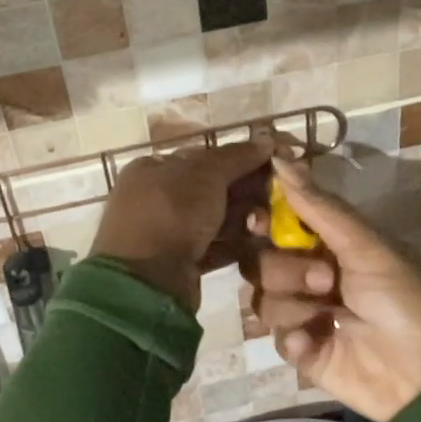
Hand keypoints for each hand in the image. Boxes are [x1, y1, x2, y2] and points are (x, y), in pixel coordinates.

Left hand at [91, 137, 272, 310]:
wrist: (147, 281)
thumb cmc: (171, 212)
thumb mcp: (205, 173)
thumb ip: (236, 156)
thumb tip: (265, 140)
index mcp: (152, 169)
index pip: (202, 157)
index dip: (238, 160)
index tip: (271, 166)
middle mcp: (155, 198)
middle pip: (211, 189)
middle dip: (245, 194)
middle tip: (273, 200)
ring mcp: (165, 232)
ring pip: (214, 219)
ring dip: (243, 220)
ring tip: (263, 225)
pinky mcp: (179, 262)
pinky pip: (213, 246)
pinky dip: (235, 244)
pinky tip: (257, 244)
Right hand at [248, 157, 420, 421]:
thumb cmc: (405, 300)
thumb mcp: (367, 247)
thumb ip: (319, 207)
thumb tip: (279, 156)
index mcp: (330, 245)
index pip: (278, 224)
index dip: (263, 221)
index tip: (258, 221)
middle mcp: (311, 276)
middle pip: (260, 261)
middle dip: (286, 269)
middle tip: (326, 281)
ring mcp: (305, 316)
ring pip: (263, 299)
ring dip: (292, 305)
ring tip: (329, 315)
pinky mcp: (303, 353)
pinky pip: (274, 337)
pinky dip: (294, 338)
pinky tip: (316, 344)